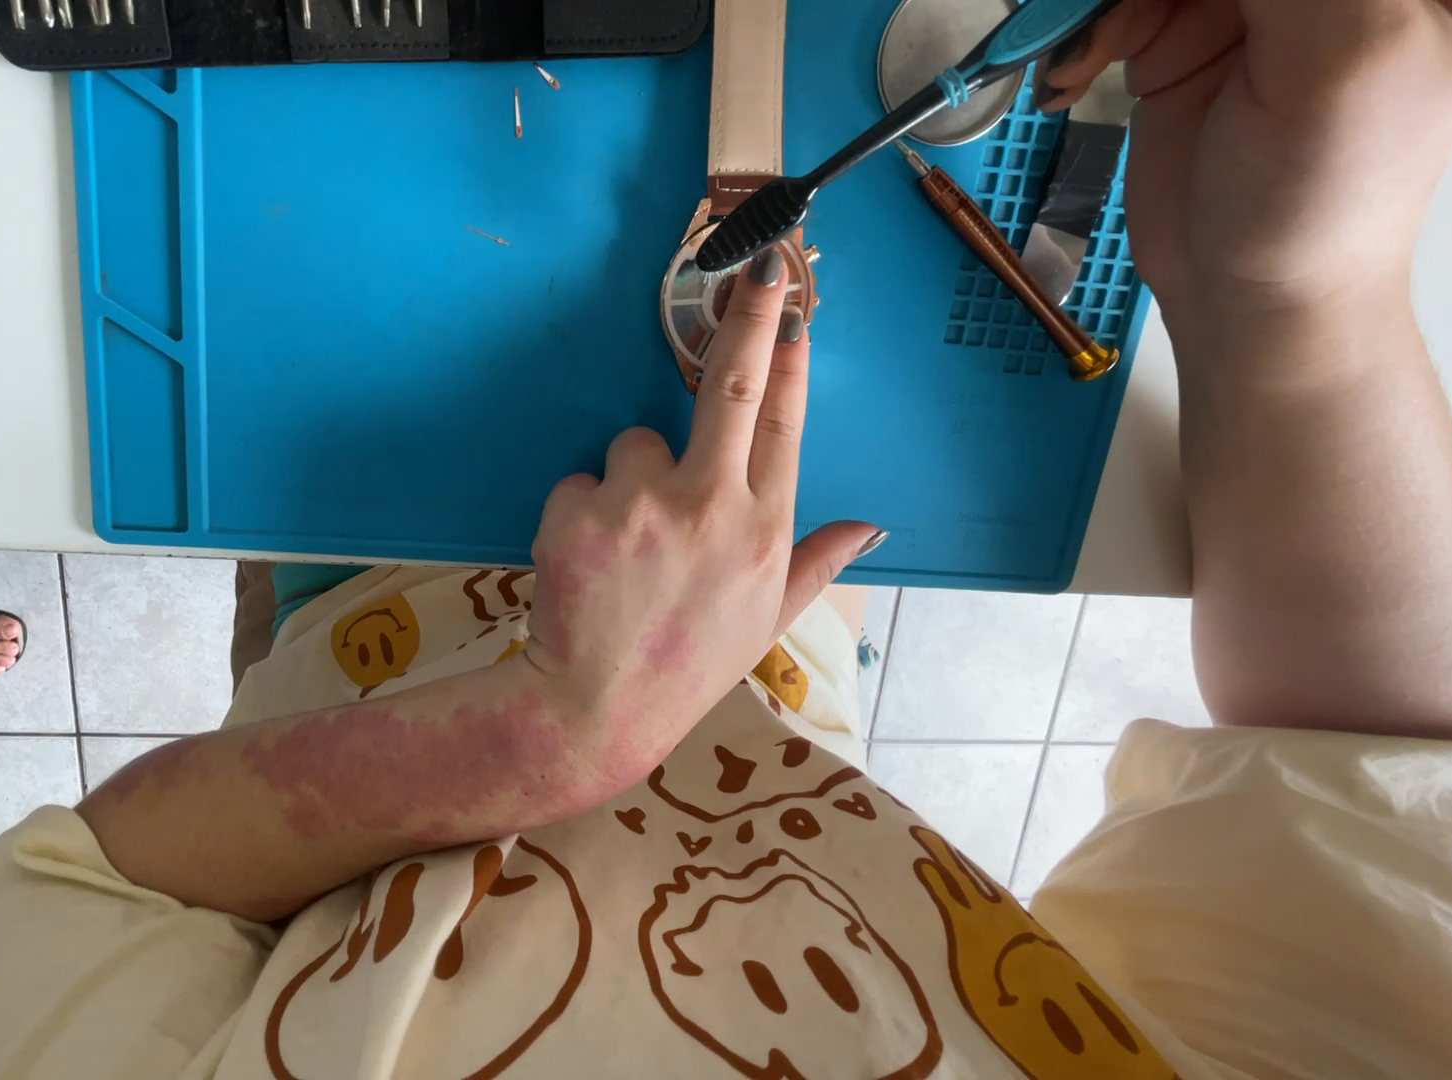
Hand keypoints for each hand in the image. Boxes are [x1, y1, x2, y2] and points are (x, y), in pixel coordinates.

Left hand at [521, 249, 881, 790]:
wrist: (597, 706)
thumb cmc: (689, 662)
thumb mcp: (767, 619)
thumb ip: (818, 565)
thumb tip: (871, 525)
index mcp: (764, 530)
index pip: (786, 422)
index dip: (790, 356)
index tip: (794, 305)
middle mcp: (712, 506)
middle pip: (732, 387)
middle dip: (747, 319)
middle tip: (754, 267)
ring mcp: (643, 504)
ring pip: (633, 442)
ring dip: (630, 476)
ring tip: (626, 545)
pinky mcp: (579, 509)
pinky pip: (582, 478)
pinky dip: (584, 506)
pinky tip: (588, 557)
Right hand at [1042, 0, 1451, 318]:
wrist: (1245, 288)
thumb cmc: (1322, 191)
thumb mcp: (1342, 55)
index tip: (1151, 1)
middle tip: (1097, 15)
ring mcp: (1246, 9)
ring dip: (1100, 9)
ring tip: (1076, 62)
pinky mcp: (1181, 47)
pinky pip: (1118, 14)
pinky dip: (1082, 39)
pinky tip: (1070, 78)